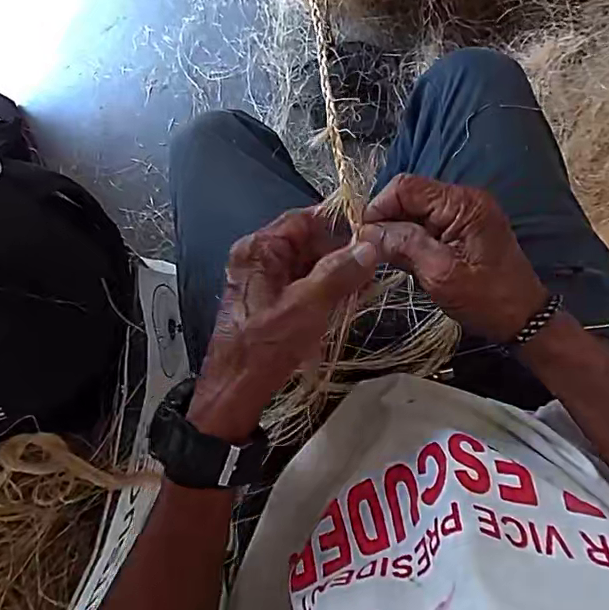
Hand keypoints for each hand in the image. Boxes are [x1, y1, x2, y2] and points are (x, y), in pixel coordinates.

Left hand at [191, 208, 379, 438]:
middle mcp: (257, 260)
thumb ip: (339, 273)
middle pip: (306, 242)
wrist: (236, 390)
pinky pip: (303, 285)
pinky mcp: (271, 303)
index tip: (367, 227)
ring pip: (307, 265)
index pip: (301, 220)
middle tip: (372, 262)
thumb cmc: (264, 346)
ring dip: (336, 273)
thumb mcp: (307, 306)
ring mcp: (263, 281)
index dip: (336, 221)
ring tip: (365, 283)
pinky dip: (325, 290)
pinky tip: (347, 300)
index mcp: (258, 250)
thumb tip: (368, 247)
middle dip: (340, 252)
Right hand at [357, 174, 547, 340]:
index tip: (365, 239)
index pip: (405, 187)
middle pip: (407, 196)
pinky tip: (407, 260)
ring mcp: (462, 212)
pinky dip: (408, 240)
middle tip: (375, 253)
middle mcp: (463, 199)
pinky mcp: (459, 227)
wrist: (524, 321)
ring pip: (411, 211)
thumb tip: (366, 232)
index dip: (379, 208)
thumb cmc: (487, 300)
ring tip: (391, 259)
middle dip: (386, 221)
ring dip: (396, 232)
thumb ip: (404, 245)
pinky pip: (422, 223)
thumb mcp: (441, 274)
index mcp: (463, 203)